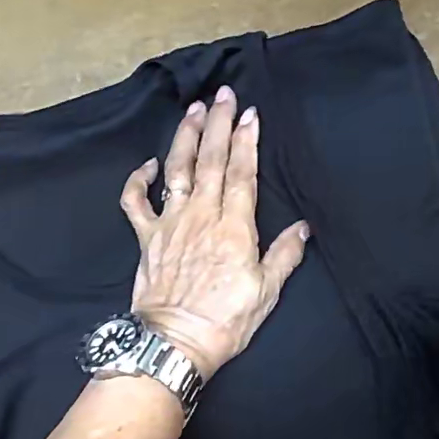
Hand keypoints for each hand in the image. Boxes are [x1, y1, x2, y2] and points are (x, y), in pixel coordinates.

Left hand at [119, 85, 310, 380]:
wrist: (173, 344)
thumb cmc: (225, 321)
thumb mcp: (266, 292)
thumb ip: (284, 255)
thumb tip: (302, 228)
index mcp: (233, 227)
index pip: (241, 173)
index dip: (246, 140)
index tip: (250, 113)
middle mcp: (201, 216)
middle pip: (210, 160)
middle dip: (218, 124)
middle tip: (223, 94)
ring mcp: (170, 224)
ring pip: (176, 169)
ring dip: (185, 136)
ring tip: (193, 109)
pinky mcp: (146, 238)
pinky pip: (135, 202)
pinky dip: (138, 180)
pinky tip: (149, 163)